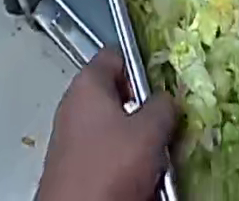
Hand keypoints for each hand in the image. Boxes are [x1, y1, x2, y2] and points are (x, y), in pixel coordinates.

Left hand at [36, 47, 178, 200]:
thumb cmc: (109, 168)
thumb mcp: (149, 132)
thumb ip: (163, 106)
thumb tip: (167, 98)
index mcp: (87, 82)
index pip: (116, 55)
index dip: (142, 66)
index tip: (163, 86)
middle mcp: (74, 104)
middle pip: (118, 95)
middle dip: (145, 112)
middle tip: (166, 128)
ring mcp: (71, 138)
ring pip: (115, 130)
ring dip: (138, 143)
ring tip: (157, 161)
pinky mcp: (73, 169)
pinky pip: (106, 156)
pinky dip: (124, 165)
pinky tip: (139, 182)